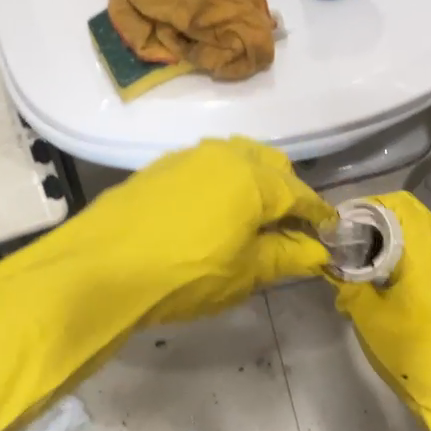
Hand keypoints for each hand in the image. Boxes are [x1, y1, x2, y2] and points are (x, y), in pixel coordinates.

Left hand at [0, 137, 334, 430]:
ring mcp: (189, 157)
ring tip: (255, 220)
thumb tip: (317, 252)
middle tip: (291, 228)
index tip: (331, 234)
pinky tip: (216, 213)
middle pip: (273, 167)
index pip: (302, 195)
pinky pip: (209, 167)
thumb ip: (287, 257)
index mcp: (255, 178)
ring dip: (255, 184)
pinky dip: (225, 184)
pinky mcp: (160, 168)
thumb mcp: (246, 274)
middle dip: (289, 193)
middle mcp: (226, 156)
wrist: (98, 270)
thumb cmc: (185, 275)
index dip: (320, 217)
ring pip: (239, 161)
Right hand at [332, 193, 430, 430]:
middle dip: (375, 219)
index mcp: (420, 250)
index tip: (340, 223)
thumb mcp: (368, 315)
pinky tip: (379, 275)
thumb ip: (349, 282)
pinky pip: (422, 252)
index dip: (366, 206)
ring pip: (416, 233)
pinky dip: (400, 252)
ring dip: (388, 236)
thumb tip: (333, 262)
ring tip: (359, 256)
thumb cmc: (411, 349)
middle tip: (347, 238)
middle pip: (407, 214)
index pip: (396, 205)